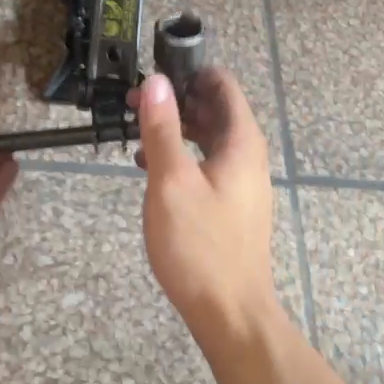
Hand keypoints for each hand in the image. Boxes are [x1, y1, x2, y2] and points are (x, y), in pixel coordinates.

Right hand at [132, 68, 279, 336]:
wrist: (229, 314)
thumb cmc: (200, 246)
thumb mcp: (171, 181)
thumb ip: (162, 128)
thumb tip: (157, 81)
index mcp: (241, 141)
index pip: (222, 84)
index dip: (191, 70)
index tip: (156, 70)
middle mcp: (247, 155)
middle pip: (215, 109)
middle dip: (177, 99)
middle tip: (137, 100)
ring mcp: (241, 182)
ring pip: (208, 137)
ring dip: (176, 127)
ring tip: (138, 129)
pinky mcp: (231, 205)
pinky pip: (207, 163)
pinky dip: (182, 154)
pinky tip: (151, 166)